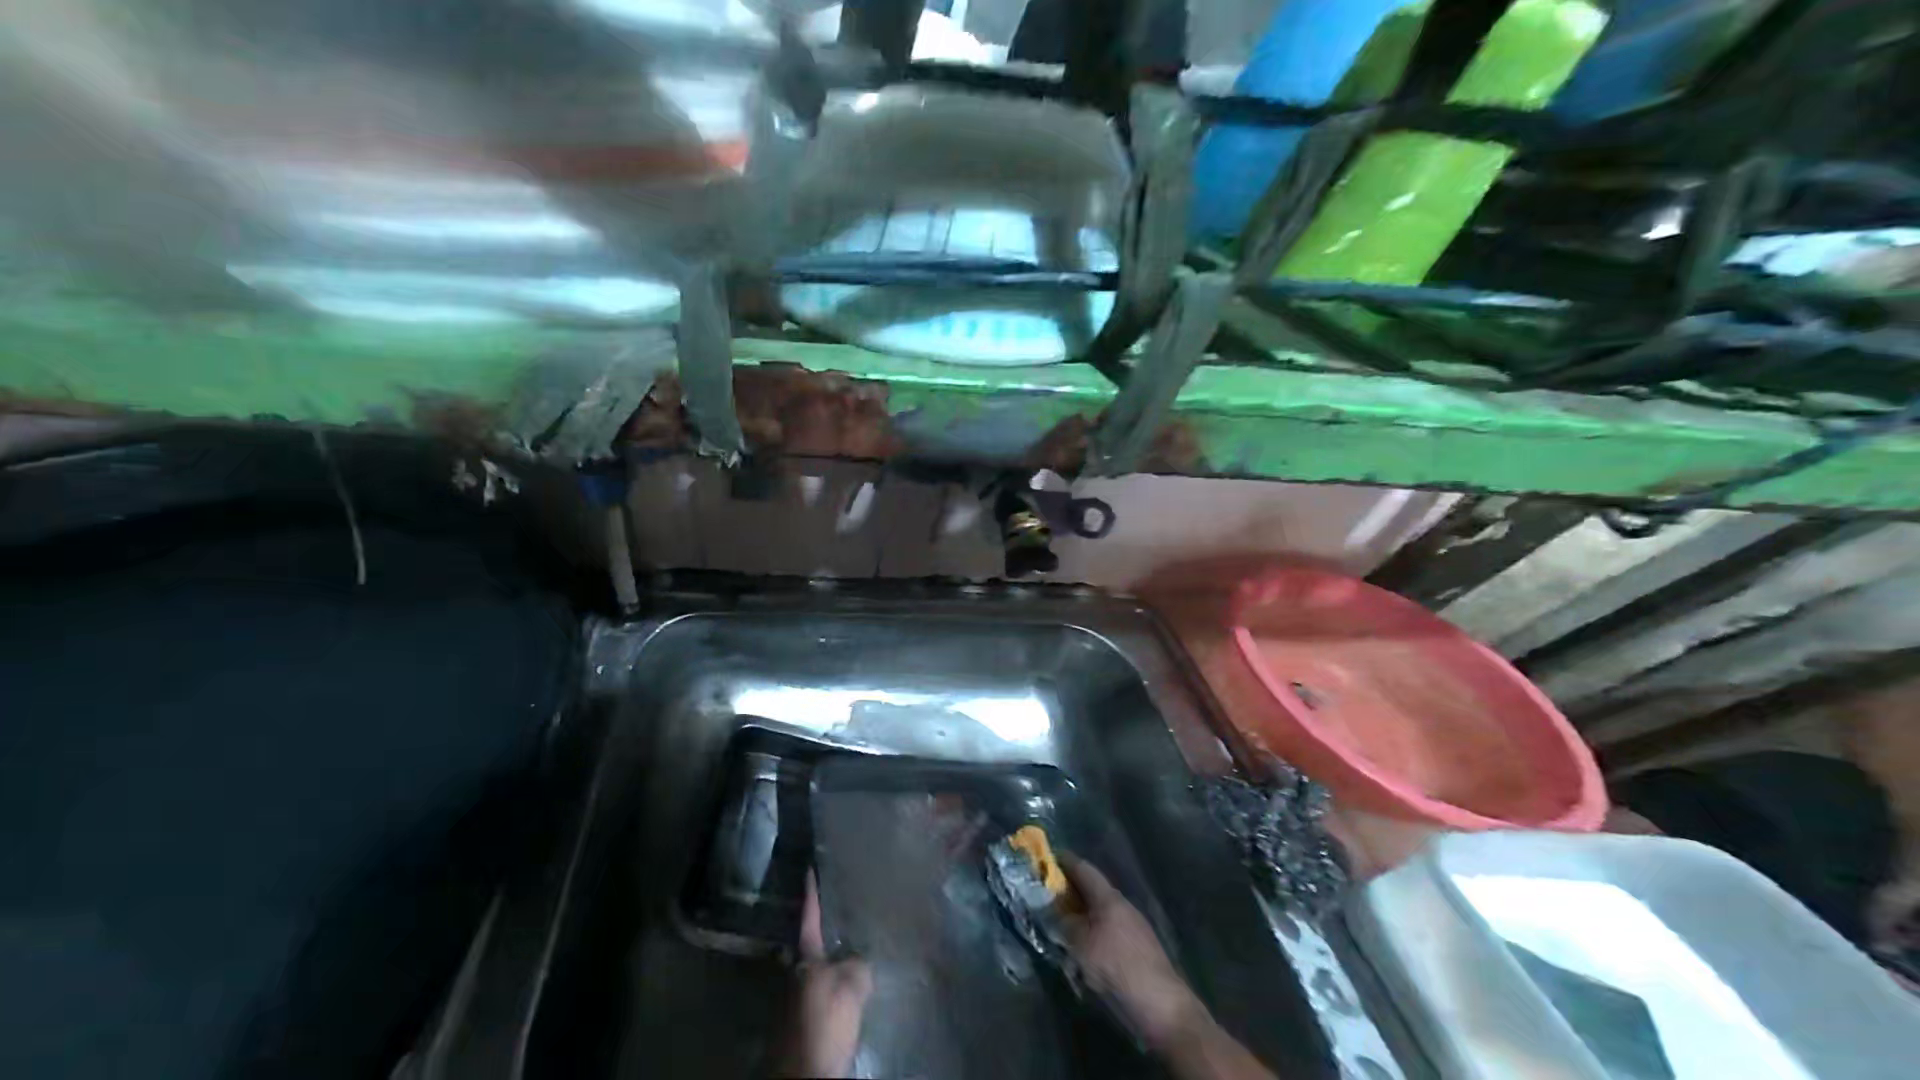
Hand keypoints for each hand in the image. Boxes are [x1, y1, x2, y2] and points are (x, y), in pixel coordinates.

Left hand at [771, 874, 871, 1077]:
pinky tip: (852, 986)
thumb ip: (858, 963)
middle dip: (826, 931)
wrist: (806, 1073)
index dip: (811, 893)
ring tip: (856, 948)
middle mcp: (797, 972)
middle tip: (844, 912)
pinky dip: (835, 984)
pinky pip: (822, 990)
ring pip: (817, 968)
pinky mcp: (803, 1019)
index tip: (810, 869)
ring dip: (833, 960)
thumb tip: (858, 960)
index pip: (810, 917)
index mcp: (805, 957)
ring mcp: (797, 997)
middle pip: (811, 944)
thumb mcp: (852, 985)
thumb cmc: (825, 1021)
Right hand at [1058, 855, 1204, 1051]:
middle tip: (1044, 896)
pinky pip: (1107, 931)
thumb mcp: (1082, 946)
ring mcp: (1133, 928)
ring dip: (1079, 914)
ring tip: (1059, 925)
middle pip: (1091, 890)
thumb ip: (1065, 923)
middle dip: (1068, 891)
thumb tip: (1051, 907)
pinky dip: (1091, 933)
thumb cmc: (1118, 969)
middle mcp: (1123, 907)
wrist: (1164, 1008)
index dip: (1063, 861)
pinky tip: (1081, 950)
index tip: (1042, 859)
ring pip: (1099, 913)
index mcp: (1109, 898)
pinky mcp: (1138, 950)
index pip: (1083, 868)